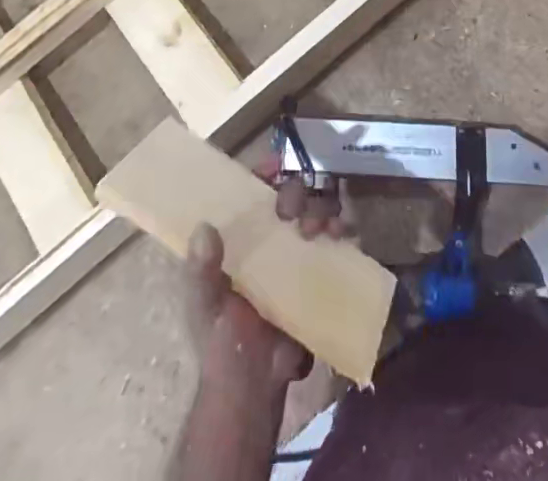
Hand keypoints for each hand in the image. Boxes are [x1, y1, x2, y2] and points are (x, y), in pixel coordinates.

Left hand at [183, 167, 353, 393]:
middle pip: (292, 194)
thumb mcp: (205, 305)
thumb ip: (202, 271)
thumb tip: (204, 228)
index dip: (263, 174)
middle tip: (290, 215)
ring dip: (322, 210)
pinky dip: (345, 230)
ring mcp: (301, 252)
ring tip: (316, 231)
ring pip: (320, 209)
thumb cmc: (222, 341)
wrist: (256, 380)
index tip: (275, 166)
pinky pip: (342, 238)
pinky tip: (340, 238)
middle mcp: (273, 238)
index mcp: (240, 240)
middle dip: (296, 194)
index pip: (253, 193)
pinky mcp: (325, 268)